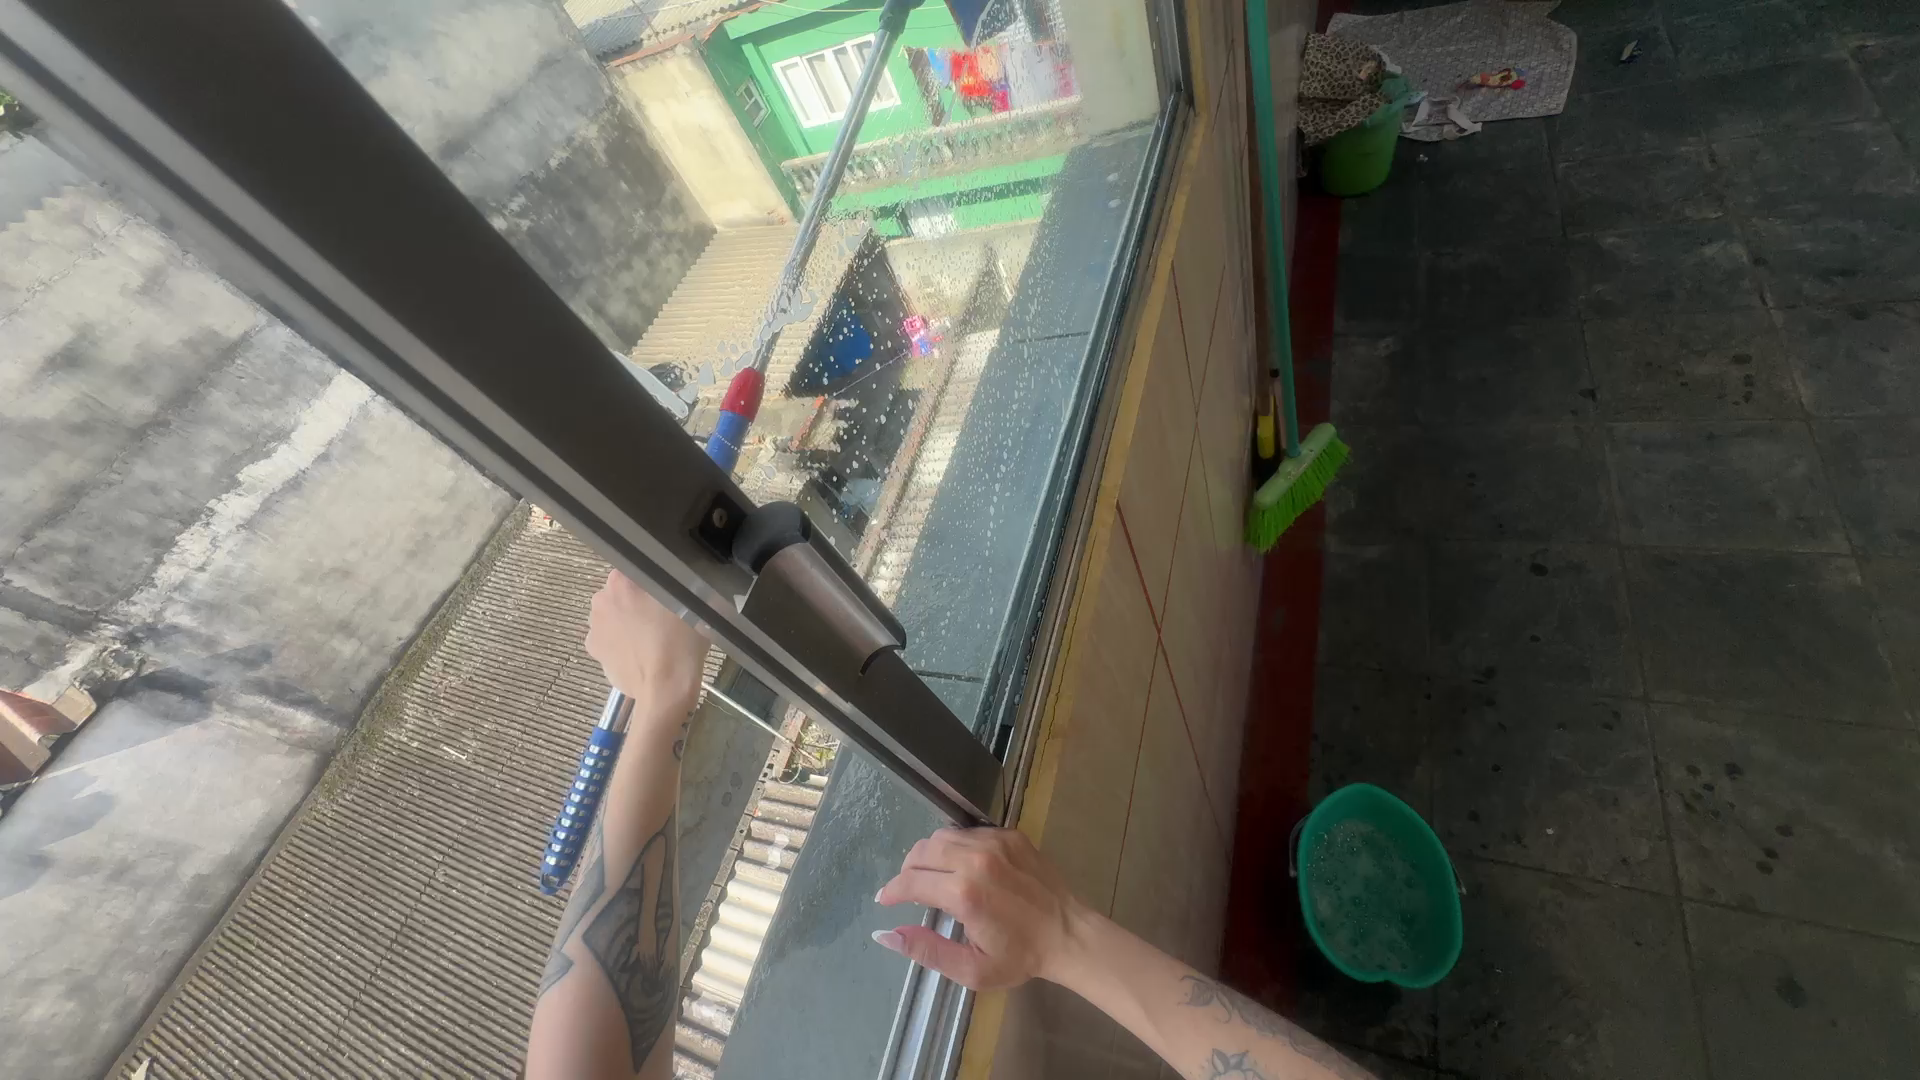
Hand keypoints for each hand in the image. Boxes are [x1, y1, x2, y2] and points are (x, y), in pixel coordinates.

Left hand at [584, 570, 706, 725]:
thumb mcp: (689, 603)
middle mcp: (600, 600)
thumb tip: (672, 582)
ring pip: (615, 617)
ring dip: (628, 623)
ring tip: (653, 640)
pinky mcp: (595, 652)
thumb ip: (675, 586)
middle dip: (637, 602)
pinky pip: (610, 639)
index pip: (635, 570)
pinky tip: (641, 654)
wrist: (665, 688)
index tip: (667, 595)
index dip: (652, 582)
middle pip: (621, 593)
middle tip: (663, 618)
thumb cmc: (680, 640)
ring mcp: (594, 628)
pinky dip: (622, 643)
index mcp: (621, 581)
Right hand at [872, 828, 1095, 990]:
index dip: (893, 890)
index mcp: (964, 893)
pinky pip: (969, 832)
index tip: (885, 900)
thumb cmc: (1019, 956)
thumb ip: (925, 949)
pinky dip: (957, 846)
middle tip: (908, 888)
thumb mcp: (971, 969)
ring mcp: (994, 841)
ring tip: (932, 875)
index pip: (912, 881)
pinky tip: (963, 866)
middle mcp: (976, 859)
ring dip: (930, 854)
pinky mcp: (1009, 834)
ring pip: (944, 836)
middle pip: (923, 850)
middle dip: (908, 869)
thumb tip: (885, 934)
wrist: (1068, 933)